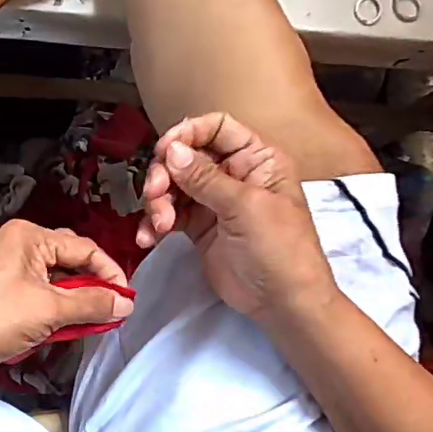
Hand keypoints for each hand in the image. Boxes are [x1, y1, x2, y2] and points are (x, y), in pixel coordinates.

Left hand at [0, 220, 133, 371]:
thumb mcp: (49, 310)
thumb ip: (91, 304)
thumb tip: (124, 303)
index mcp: (29, 236)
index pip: (84, 247)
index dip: (109, 273)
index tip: (126, 300)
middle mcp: (18, 245)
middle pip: (70, 261)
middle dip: (92, 287)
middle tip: (111, 312)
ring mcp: (8, 268)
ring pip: (56, 280)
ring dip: (74, 302)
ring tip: (89, 323)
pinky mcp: (2, 291)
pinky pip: (39, 294)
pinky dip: (55, 310)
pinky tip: (64, 328)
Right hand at [136, 113, 336, 323]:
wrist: (283, 303)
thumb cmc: (280, 249)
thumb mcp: (245, 207)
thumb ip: (205, 177)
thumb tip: (172, 149)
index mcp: (256, 159)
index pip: (217, 128)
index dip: (188, 134)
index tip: (165, 151)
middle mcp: (233, 174)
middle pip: (186, 156)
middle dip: (165, 174)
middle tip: (156, 195)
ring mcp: (213, 201)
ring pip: (172, 185)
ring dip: (157, 201)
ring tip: (160, 225)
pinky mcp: (198, 226)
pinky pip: (168, 213)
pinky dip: (155, 223)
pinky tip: (149, 237)